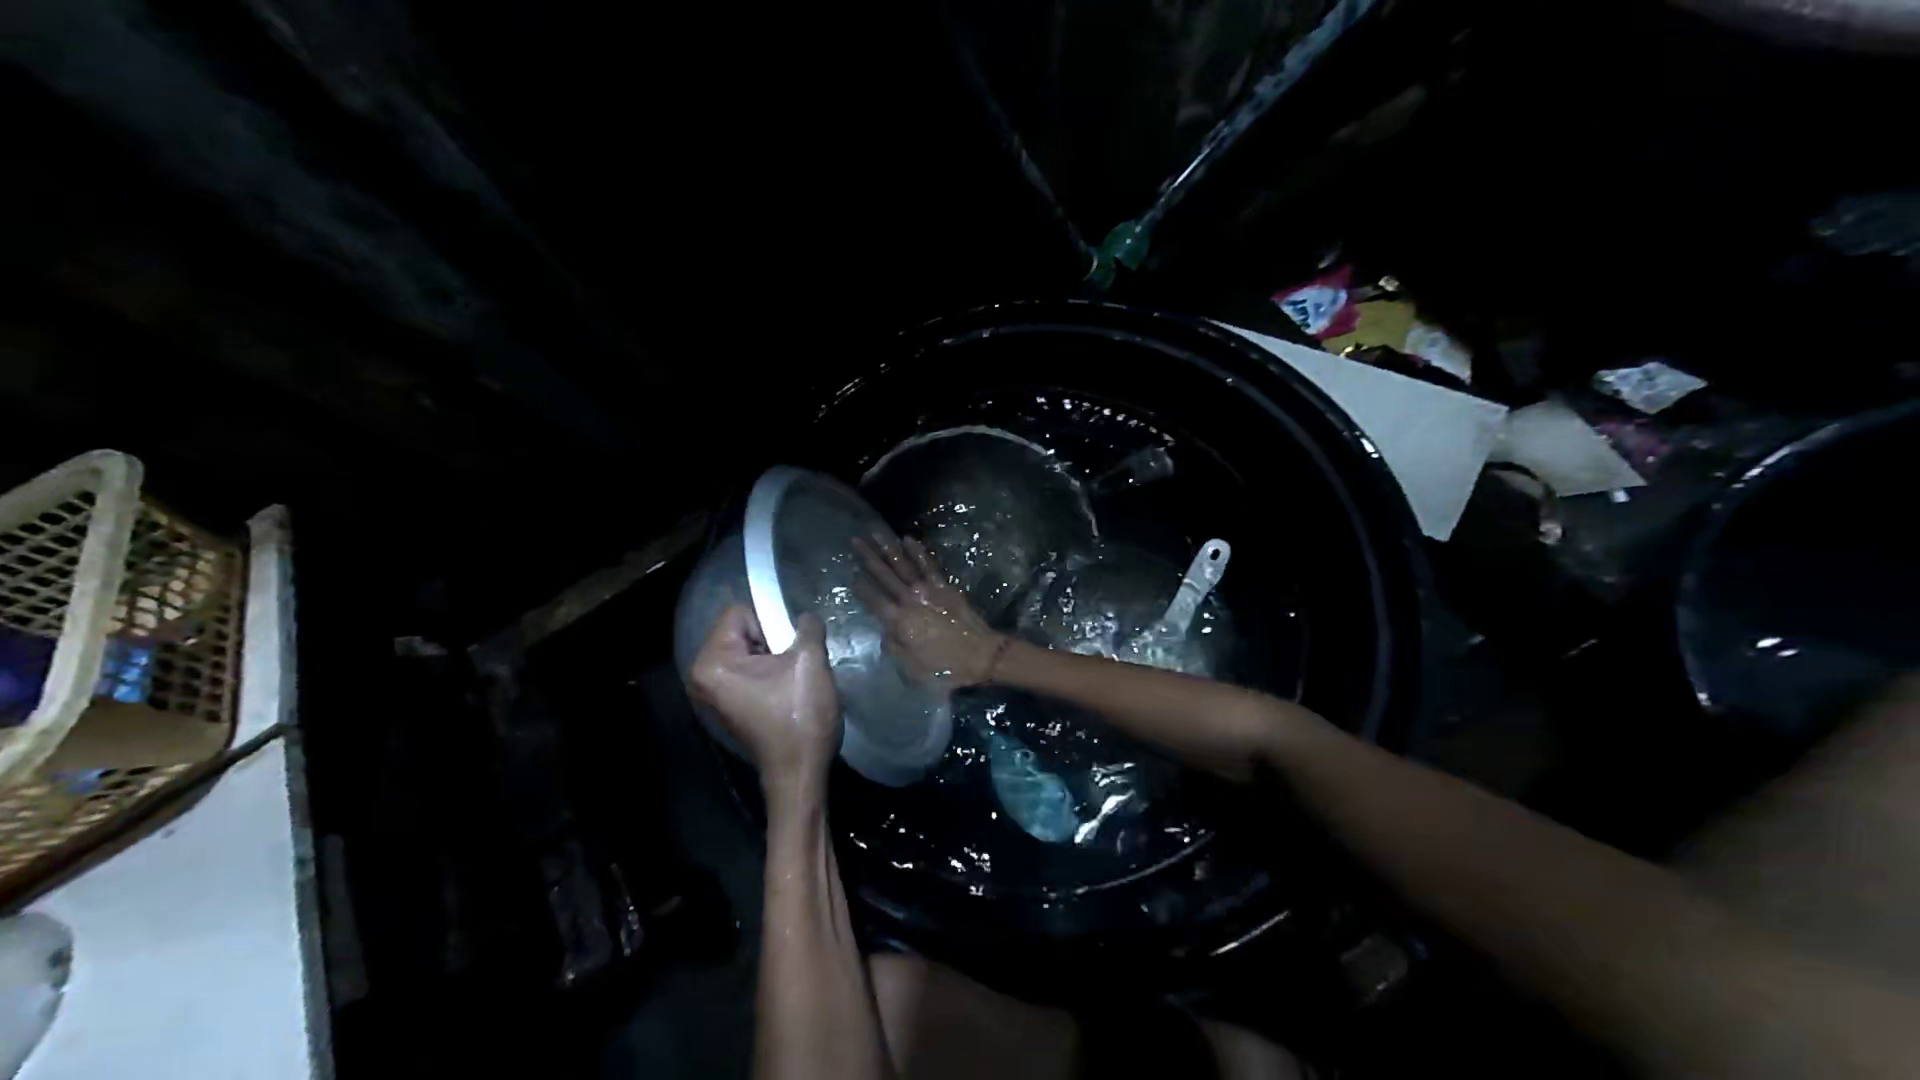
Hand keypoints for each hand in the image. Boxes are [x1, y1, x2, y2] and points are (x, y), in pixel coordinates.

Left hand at [690, 605, 840, 802]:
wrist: (799, 772)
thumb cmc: (800, 717)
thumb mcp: (810, 661)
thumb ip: (807, 626)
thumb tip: (804, 618)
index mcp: (712, 662)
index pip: (739, 613)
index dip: (771, 620)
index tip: (789, 646)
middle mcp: (702, 675)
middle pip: (740, 630)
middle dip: (771, 638)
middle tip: (794, 662)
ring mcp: (712, 692)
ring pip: (747, 649)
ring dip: (773, 655)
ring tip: (793, 676)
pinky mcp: (727, 704)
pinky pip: (747, 669)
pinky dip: (768, 671)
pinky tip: (786, 689)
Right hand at [853, 535, 1005, 689]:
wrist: (980, 655)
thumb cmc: (945, 666)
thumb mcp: (912, 667)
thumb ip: (894, 646)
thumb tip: (885, 630)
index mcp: (899, 622)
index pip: (874, 600)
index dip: (861, 587)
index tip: (851, 575)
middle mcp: (910, 601)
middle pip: (884, 575)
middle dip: (868, 557)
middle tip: (855, 540)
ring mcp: (928, 590)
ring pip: (903, 564)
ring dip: (888, 548)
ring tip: (875, 533)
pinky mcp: (945, 586)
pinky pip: (928, 564)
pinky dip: (918, 551)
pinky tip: (908, 539)